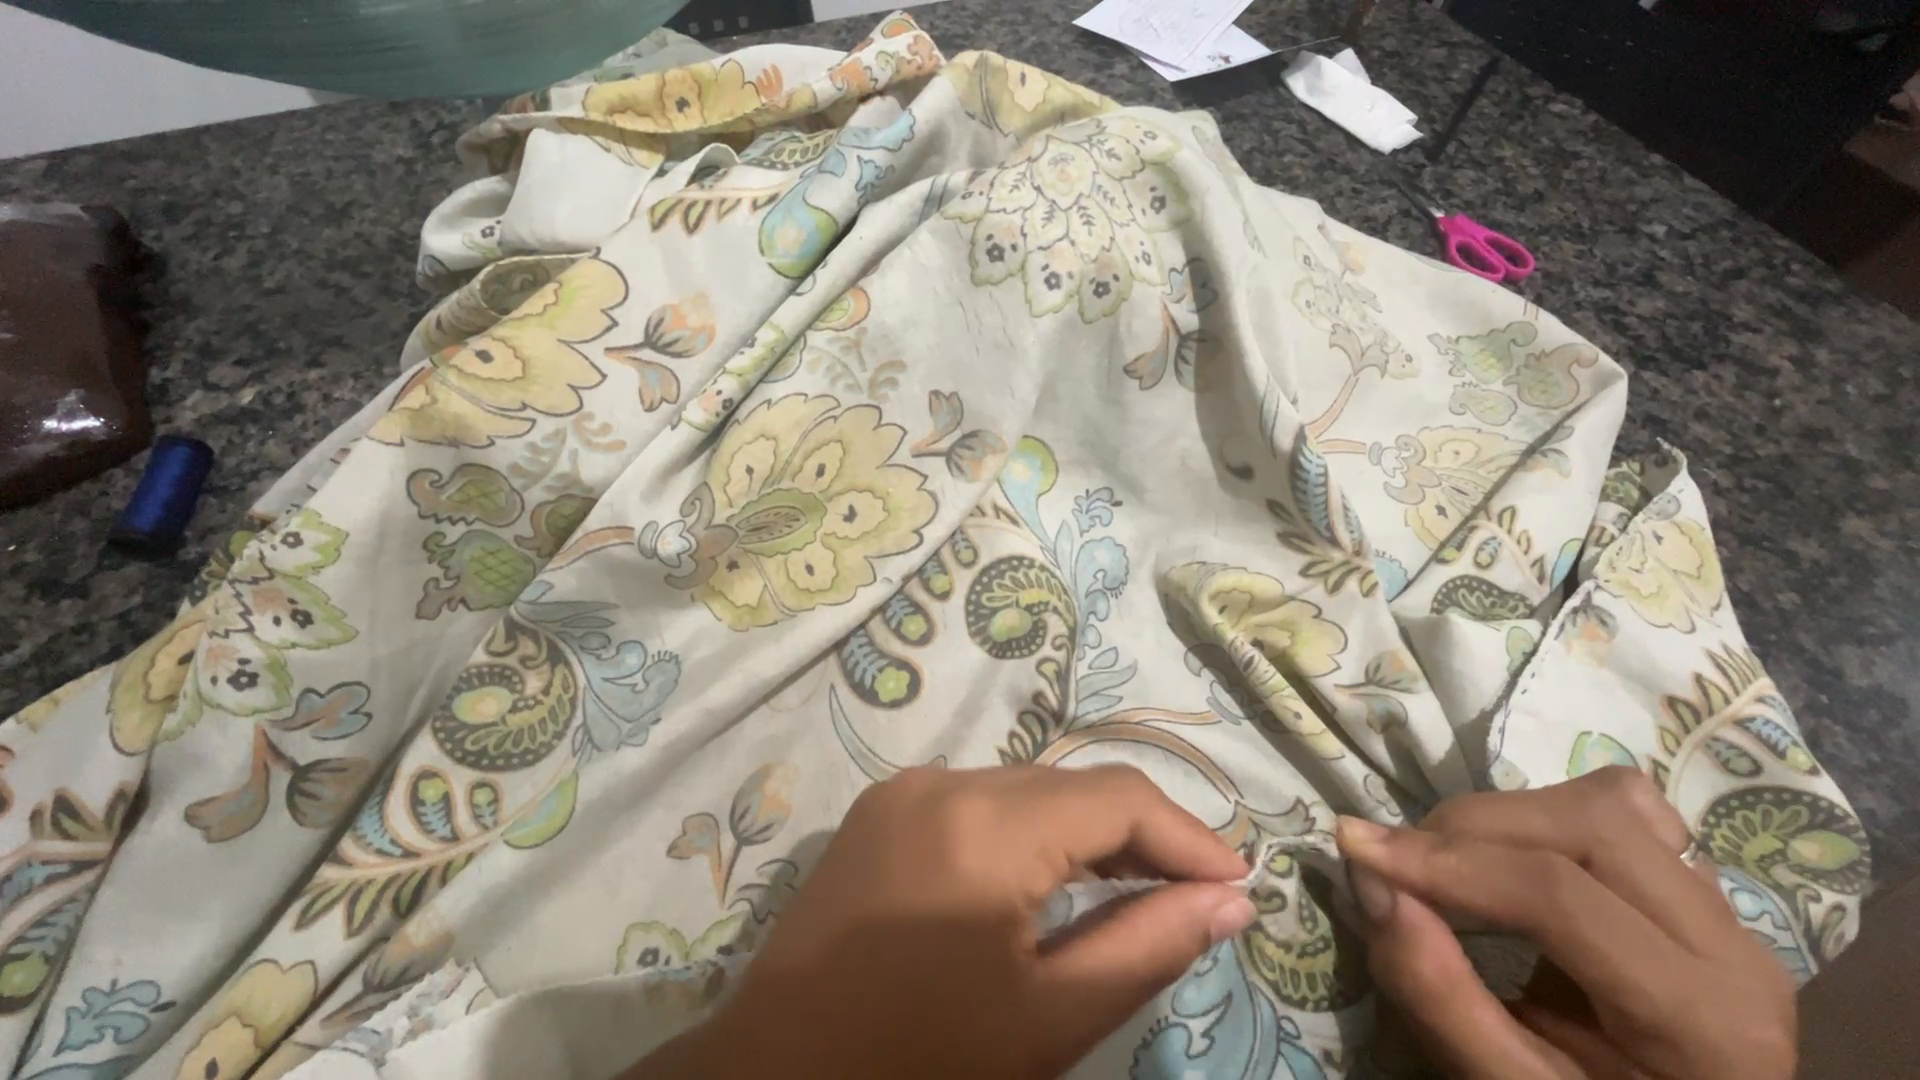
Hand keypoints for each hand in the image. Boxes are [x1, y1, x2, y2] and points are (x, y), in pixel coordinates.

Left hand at [629, 764, 1256, 1079]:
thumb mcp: (1048, 1017)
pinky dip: (1029, 831)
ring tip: (1136, 885)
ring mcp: (904, 789)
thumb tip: (1230, 900)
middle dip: (1140, 833)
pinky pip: (979, 801)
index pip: (1117, 796)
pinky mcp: (880, 809)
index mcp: (986, 823)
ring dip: (1085, 830)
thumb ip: (1147, 945)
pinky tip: (1051, 877)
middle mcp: (944, 780)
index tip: (1237, 882)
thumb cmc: (921, 1062)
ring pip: (1026, 789)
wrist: (778, 1076)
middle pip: (1071, 785)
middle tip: (1196, 891)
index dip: (1187, 834)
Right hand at [1338, 766, 1794, 1079]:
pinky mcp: (1696, 885)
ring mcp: (1723, 908)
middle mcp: (1734, 948)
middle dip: (1468, 827)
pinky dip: (1547, 810)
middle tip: (1397, 860)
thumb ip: (1439, 994)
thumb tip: (1369, 883)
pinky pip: (1625, 806)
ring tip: (1449, 859)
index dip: (1446, 861)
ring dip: (1504, 814)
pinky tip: (1514, 851)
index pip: (1562, 895)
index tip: (1353, 846)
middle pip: (1589, 824)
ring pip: (1607, 800)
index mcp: (1704, 1021)